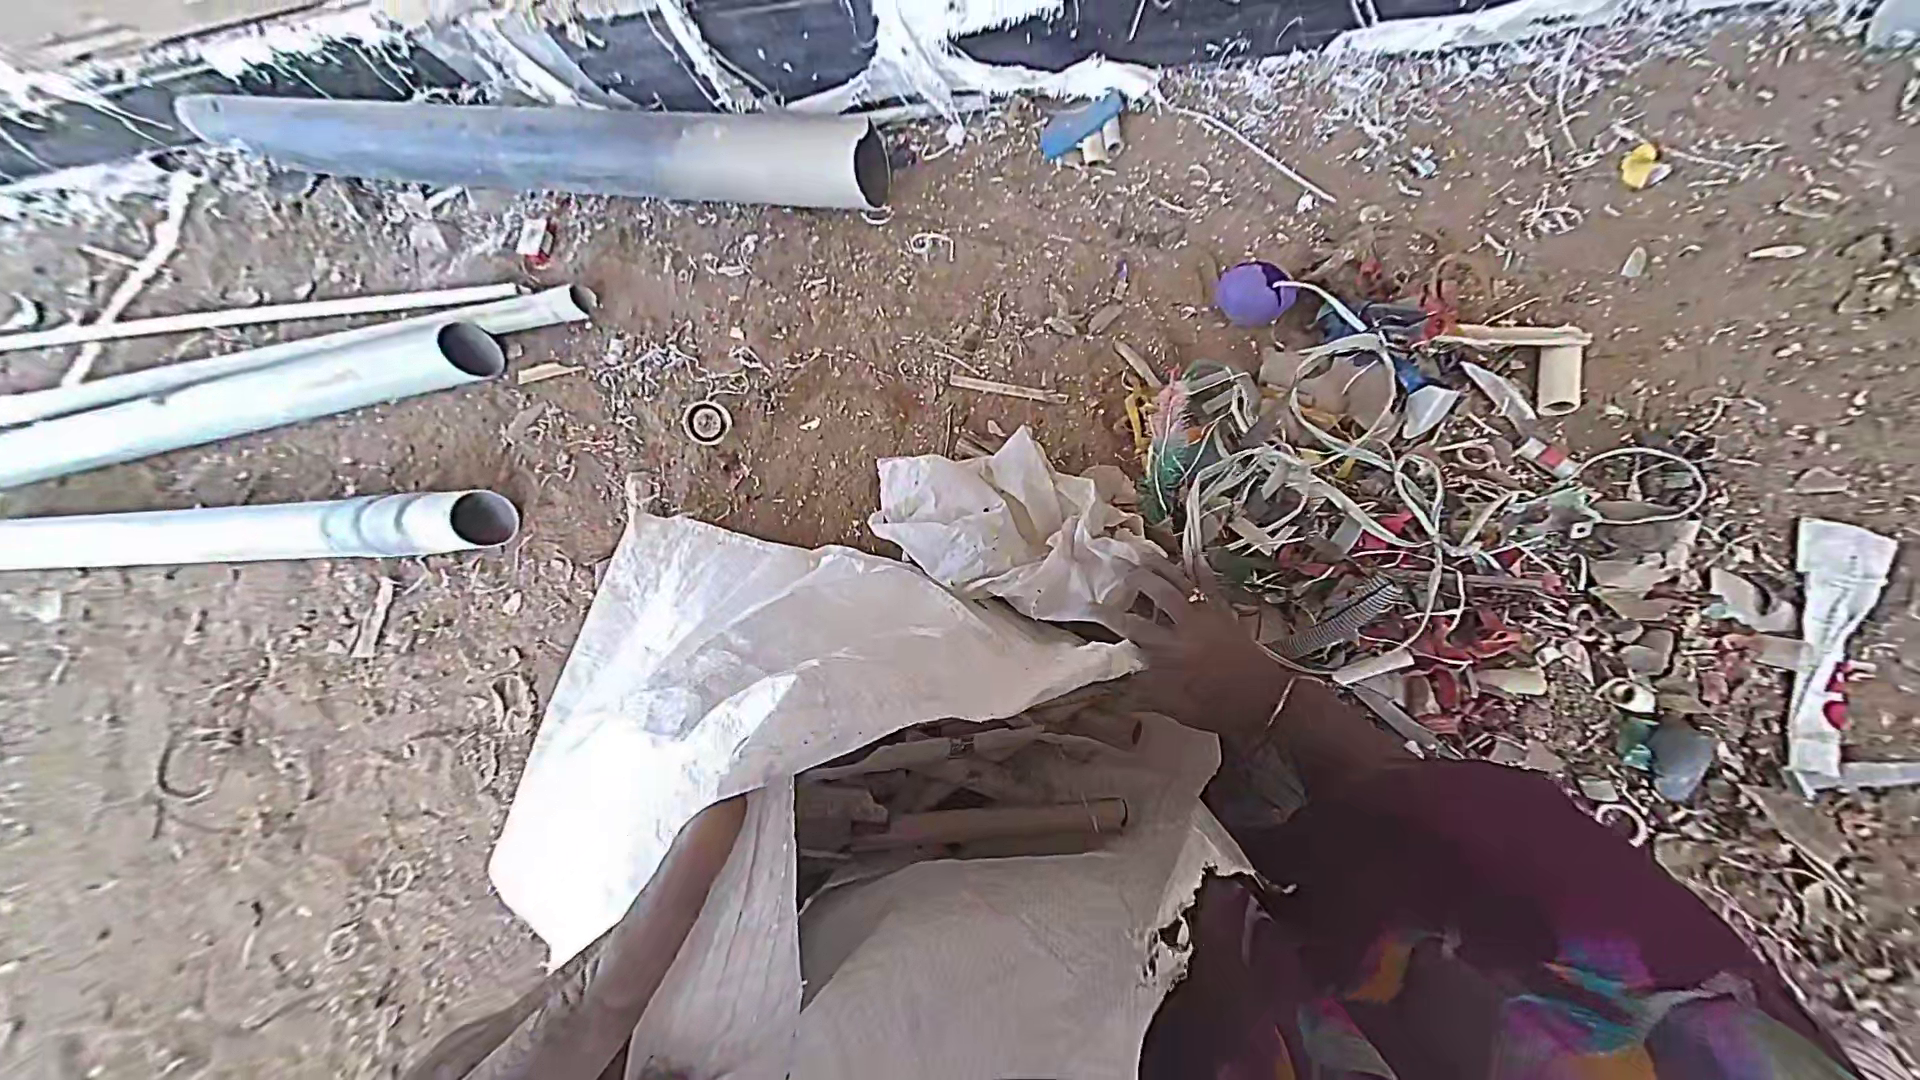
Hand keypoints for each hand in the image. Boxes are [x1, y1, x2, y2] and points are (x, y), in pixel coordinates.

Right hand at [1094, 558, 1294, 742]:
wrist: (1267, 702)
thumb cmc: (1218, 708)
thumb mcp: (1175, 708)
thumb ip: (1142, 694)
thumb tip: (1110, 690)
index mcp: (1170, 649)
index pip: (1132, 626)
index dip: (1108, 615)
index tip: (1090, 608)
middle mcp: (1186, 625)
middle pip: (1156, 592)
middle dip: (1134, 579)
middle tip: (1117, 567)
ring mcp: (1207, 615)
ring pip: (1181, 582)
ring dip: (1161, 566)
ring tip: (1143, 553)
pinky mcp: (1224, 613)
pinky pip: (1210, 585)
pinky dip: (1200, 569)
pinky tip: (1192, 554)